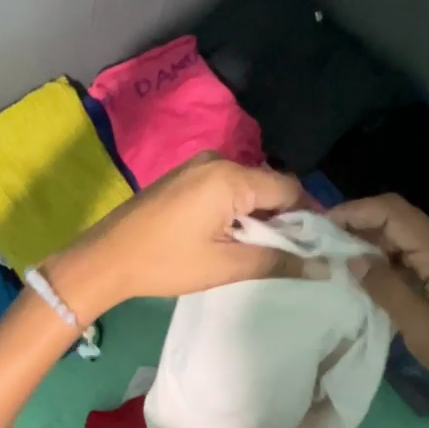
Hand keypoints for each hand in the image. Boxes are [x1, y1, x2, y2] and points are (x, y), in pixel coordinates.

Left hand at [44, 153, 303, 317]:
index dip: (307, 218)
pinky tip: (232, 239)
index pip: (290, 188)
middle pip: (270, 185)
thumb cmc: (166, 262)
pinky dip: (237, 211)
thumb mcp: (226, 266)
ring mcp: (198, 166)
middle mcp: (218, 160)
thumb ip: (276, 261)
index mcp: (231, 176)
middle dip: (283, 218)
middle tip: (287, 255)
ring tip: (259, 252)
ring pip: (248, 188)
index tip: (314, 248)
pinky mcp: (185, 178)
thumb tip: (322, 267)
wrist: (106, 258)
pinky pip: (226, 189)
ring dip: (259, 217)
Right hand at [328, 194, 428, 403]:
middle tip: (319, 245)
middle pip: (395, 217)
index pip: (393, 212)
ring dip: (368, 241)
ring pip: (400, 233)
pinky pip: (409, 250)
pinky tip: (363, 274)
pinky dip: (383, 256)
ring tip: (333, 259)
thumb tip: (353, 259)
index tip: (320, 226)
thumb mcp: (422, 329)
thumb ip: (387, 290)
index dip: (355, 211)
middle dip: (356, 224)